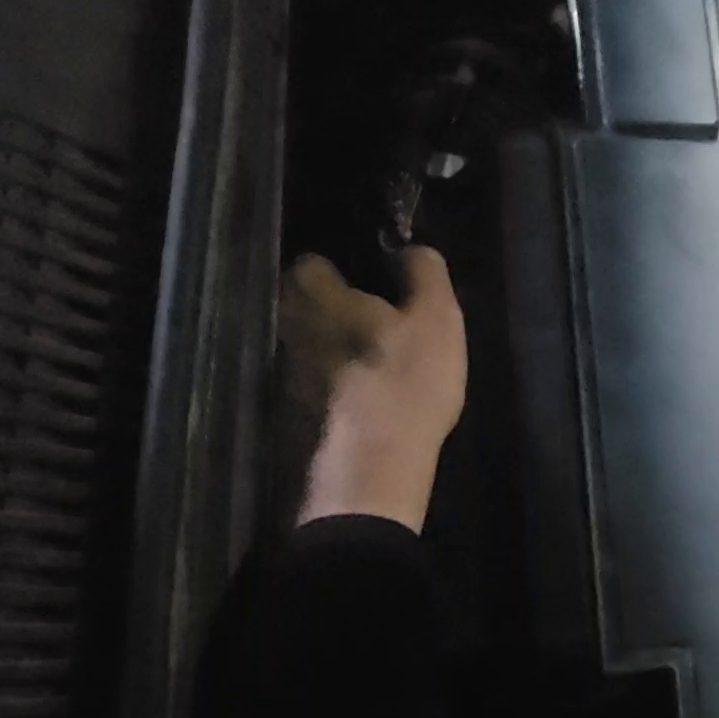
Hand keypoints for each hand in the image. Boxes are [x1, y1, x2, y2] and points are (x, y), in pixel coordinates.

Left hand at [291, 247, 466, 532]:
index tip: (373, 286)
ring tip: (374, 374)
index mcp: (313, 296)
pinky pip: (312, 395)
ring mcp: (280, 380)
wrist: (372, 470)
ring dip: (333, 357)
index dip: (342, 270)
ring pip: (308, 353)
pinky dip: (332, 397)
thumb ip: (426, 273)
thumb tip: (413, 247)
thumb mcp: (438, 319)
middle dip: (334, 314)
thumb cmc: (406, 381)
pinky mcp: (288, 423)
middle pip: (305, 310)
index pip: (312, 264)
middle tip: (378, 329)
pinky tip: (364, 412)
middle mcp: (284, 331)